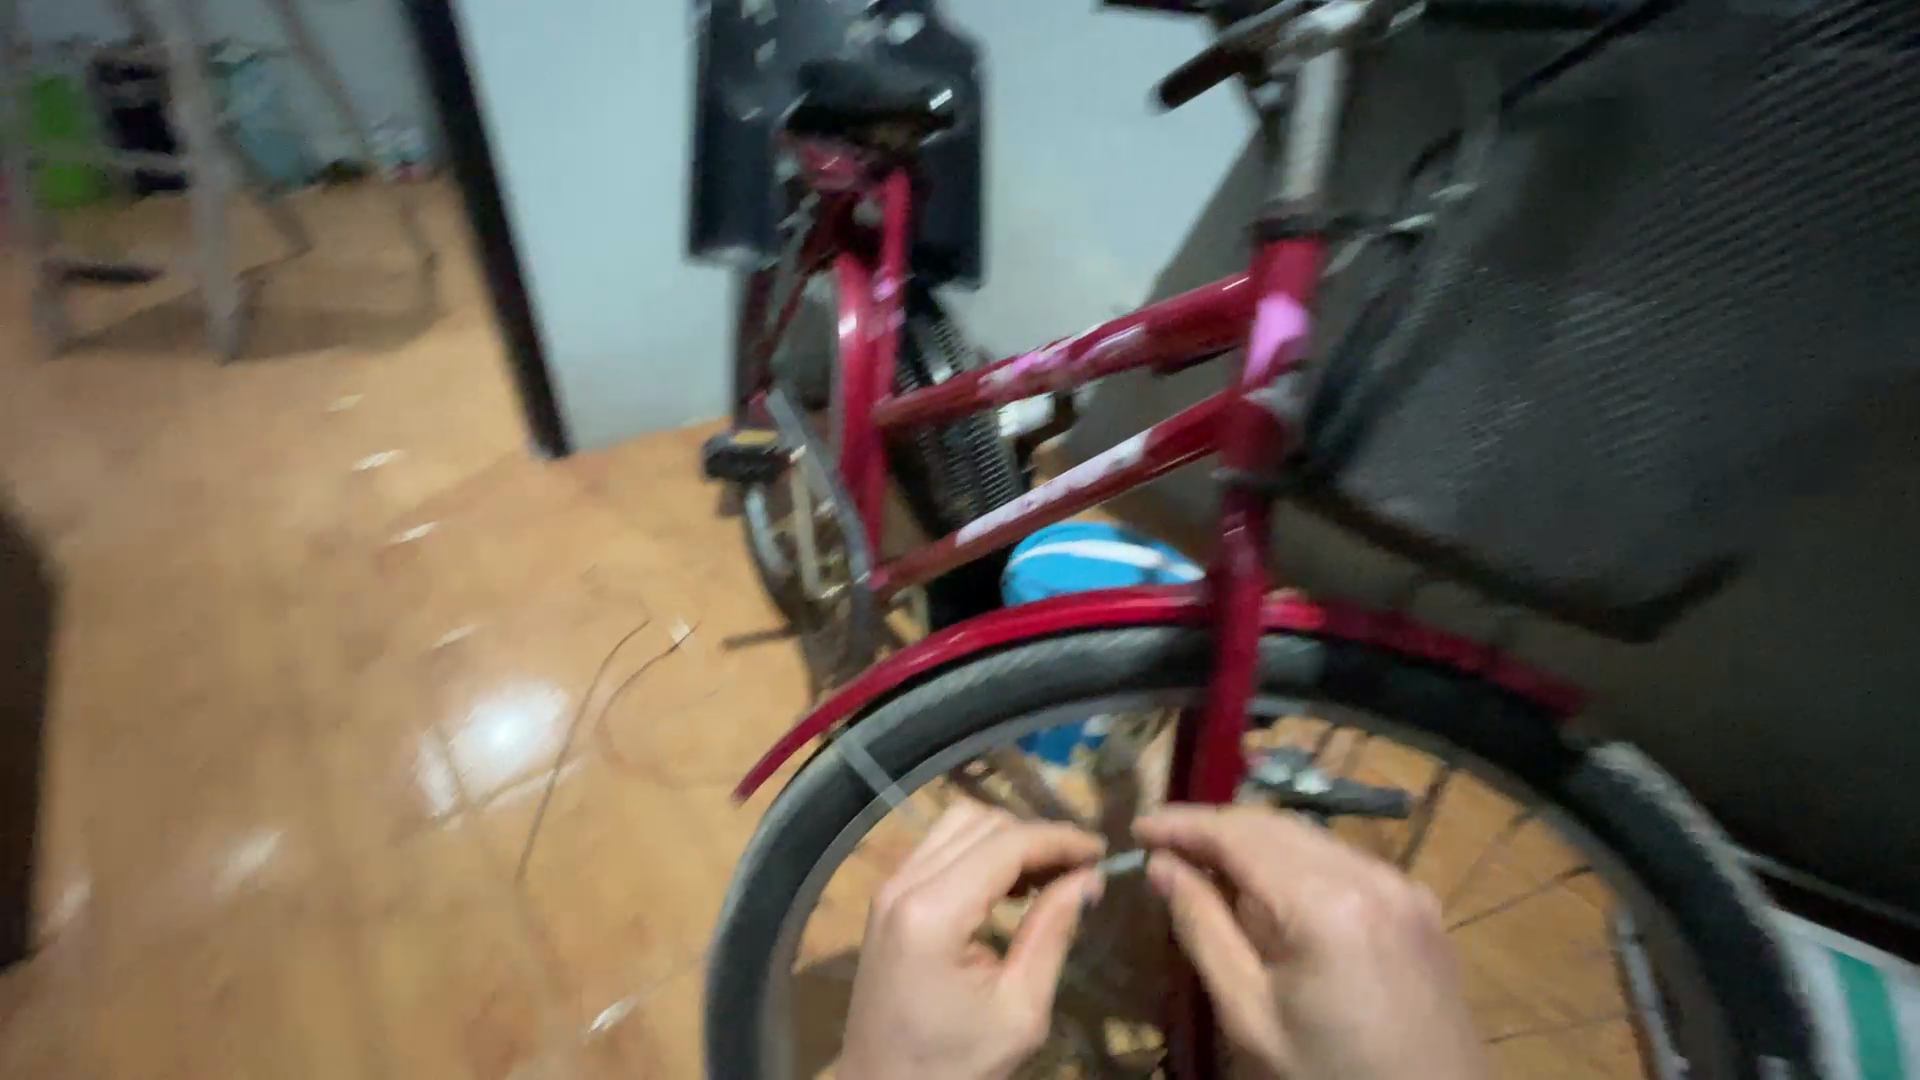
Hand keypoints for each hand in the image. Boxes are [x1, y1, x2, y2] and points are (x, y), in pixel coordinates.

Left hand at [839, 803, 1105, 1079]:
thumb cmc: (954, 1066)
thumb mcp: (1019, 1012)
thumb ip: (1052, 934)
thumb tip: (1089, 878)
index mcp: (933, 913)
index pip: (1005, 844)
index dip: (1058, 839)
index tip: (1101, 852)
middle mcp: (905, 882)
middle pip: (981, 822)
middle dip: (1035, 836)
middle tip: (1078, 868)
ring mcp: (890, 884)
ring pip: (958, 822)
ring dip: (1007, 836)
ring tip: (1047, 873)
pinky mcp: (888, 893)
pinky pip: (940, 844)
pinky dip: (979, 848)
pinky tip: (1009, 881)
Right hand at [1135, 805, 1488, 1079]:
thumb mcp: (1249, 1016)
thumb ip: (1202, 928)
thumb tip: (1161, 865)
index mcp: (1325, 904)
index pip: (1235, 834)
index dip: (1181, 824)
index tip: (1138, 828)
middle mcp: (1368, 875)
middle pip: (1269, 825)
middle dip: (1212, 829)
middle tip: (1163, 846)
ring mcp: (1400, 885)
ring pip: (1303, 835)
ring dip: (1250, 842)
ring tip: (1206, 866)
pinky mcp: (1416, 902)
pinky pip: (1336, 858)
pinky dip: (1291, 860)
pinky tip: (1269, 891)